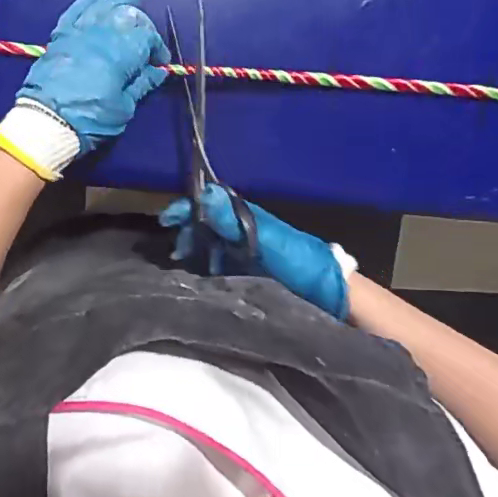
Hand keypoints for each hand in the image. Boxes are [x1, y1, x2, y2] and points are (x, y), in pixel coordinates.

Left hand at [19, 0, 169, 151]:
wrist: (46, 121)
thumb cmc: (90, 118)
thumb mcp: (123, 108)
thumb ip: (141, 85)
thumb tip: (158, 72)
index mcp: (123, 51)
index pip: (148, 37)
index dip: (158, 48)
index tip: (160, 63)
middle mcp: (103, 33)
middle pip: (129, 15)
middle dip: (143, 24)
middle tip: (146, 40)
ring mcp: (79, 31)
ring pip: (104, 6)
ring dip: (120, 3)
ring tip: (130, 4)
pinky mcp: (60, 35)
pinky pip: (76, 10)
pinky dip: (87, 0)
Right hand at [160, 184, 352, 318]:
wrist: (330, 300)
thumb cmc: (301, 266)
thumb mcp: (270, 241)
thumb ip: (237, 222)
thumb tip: (205, 197)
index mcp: (248, 218)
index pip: (211, 203)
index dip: (189, 208)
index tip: (168, 220)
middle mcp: (242, 232)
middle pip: (205, 224)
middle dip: (186, 232)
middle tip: (175, 252)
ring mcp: (243, 253)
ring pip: (207, 244)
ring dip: (192, 251)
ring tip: (181, 267)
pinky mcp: (243, 275)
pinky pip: (214, 265)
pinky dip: (201, 269)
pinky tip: (195, 279)